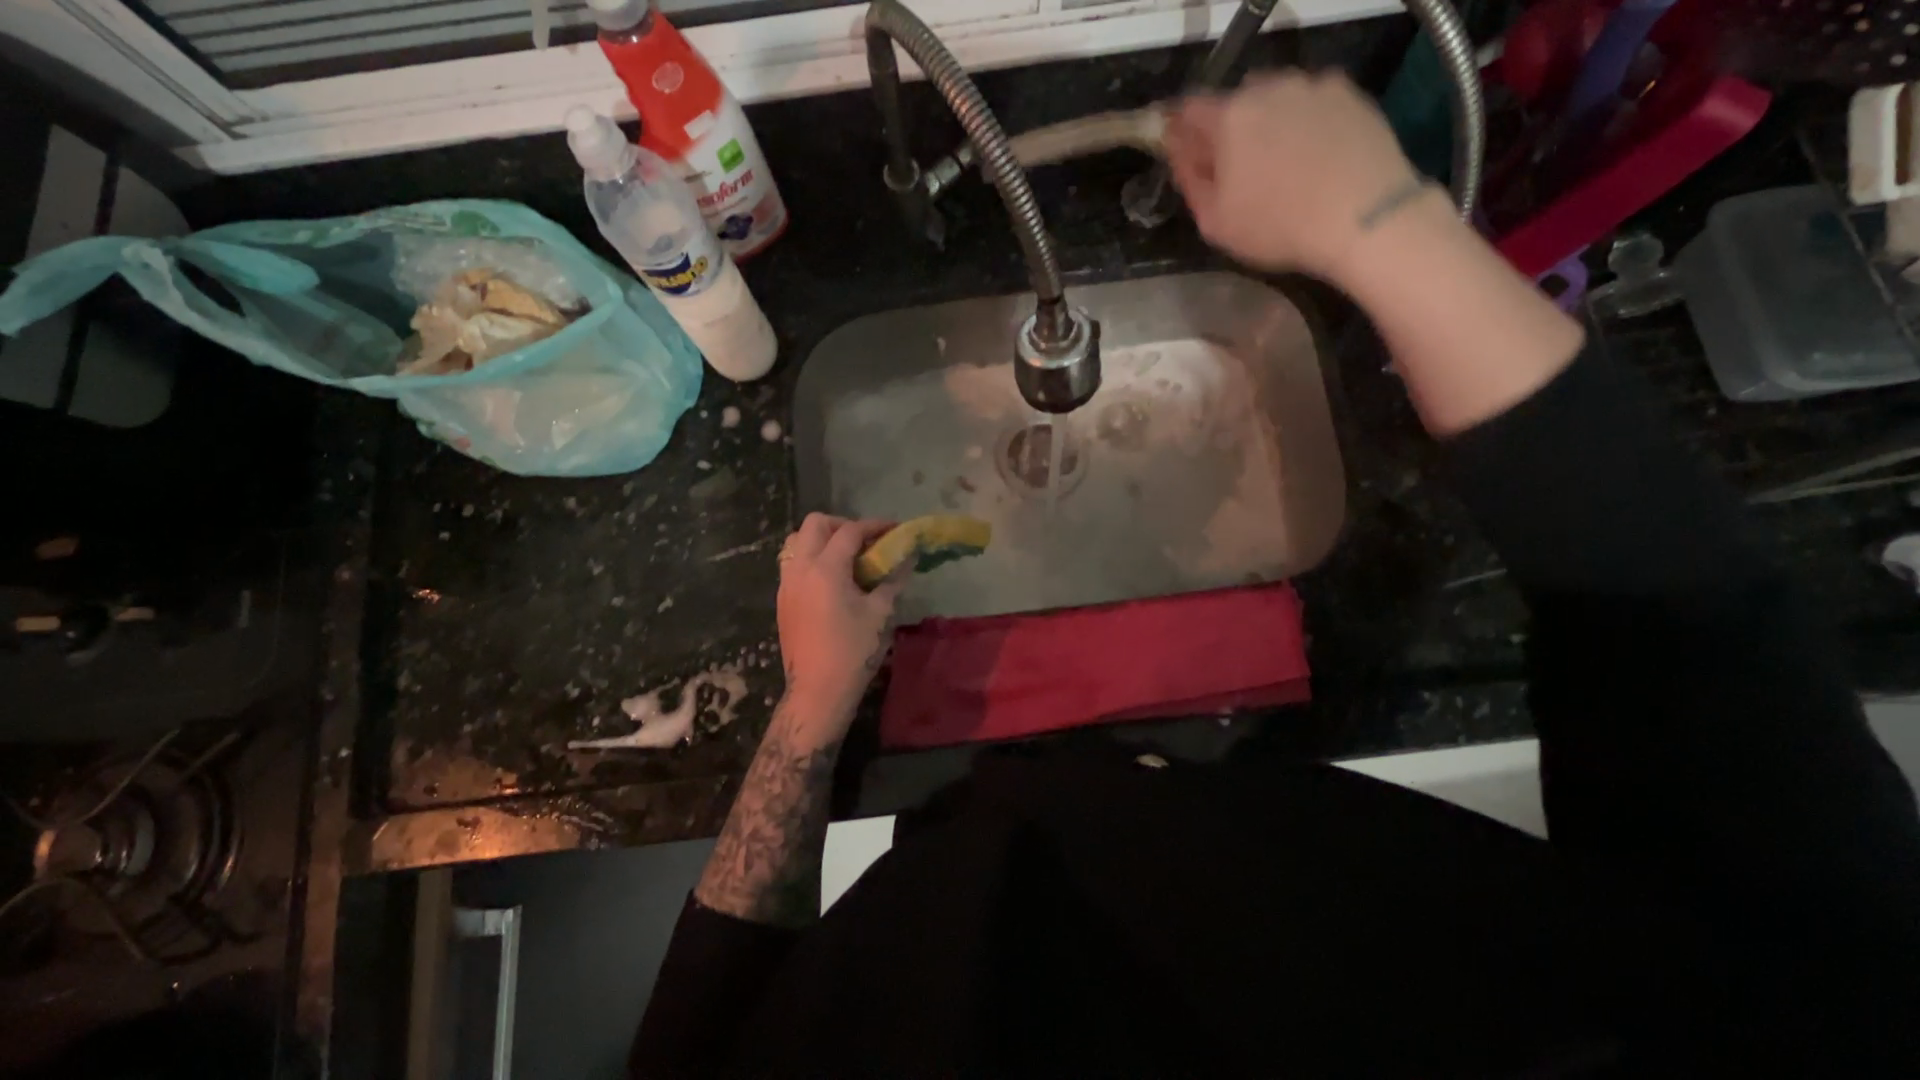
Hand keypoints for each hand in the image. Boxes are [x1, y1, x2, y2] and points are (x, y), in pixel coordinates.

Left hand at [776, 514, 903, 728]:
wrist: (817, 690)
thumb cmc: (853, 651)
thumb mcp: (880, 613)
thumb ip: (893, 579)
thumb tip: (907, 558)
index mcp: (825, 569)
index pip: (850, 531)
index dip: (874, 526)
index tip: (894, 529)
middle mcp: (800, 569)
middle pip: (815, 525)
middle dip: (842, 525)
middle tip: (866, 541)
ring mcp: (786, 584)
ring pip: (797, 542)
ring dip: (822, 540)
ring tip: (846, 558)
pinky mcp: (782, 600)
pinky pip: (793, 564)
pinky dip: (812, 559)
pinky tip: (832, 580)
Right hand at [1163, 70, 1425, 282]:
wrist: (1365, 218)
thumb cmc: (1279, 226)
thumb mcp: (1215, 222)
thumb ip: (1190, 182)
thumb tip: (1180, 154)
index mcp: (1229, 118)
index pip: (1189, 110)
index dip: (1184, 132)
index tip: (1189, 156)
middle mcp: (1269, 88)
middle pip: (1235, 102)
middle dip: (1230, 129)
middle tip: (1240, 167)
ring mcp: (1312, 86)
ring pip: (1277, 98)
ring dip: (1271, 122)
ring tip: (1283, 161)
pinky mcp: (1349, 94)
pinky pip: (1314, 102)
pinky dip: (1307, 121)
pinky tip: (1317, 155)